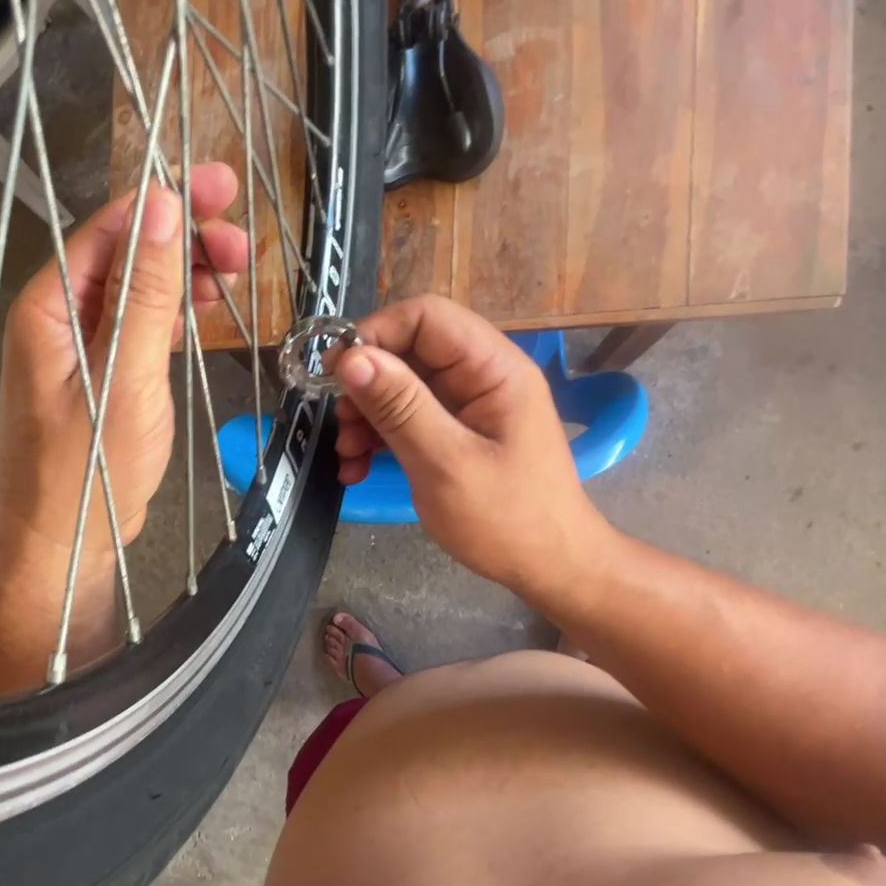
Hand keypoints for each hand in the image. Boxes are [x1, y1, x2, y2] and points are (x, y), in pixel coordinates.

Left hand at [0, 163, 248, 556]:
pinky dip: (172, 317)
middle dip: (182, 239)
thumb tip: (162, 203)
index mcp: (49, 306)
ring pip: (135, 293)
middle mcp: (58, 319)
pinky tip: (205, 310)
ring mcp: (79, 352)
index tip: (223, 186)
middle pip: (124, 257)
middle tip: (243, 240)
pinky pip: (137, 330)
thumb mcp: (126, 375)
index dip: (167, 200)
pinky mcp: (101, 381)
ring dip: (182, 277)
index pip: (109, 229)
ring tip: (236, 271)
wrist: (64, 549)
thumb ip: (145, 291)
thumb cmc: (88, 469)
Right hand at [331, 295, 615, 597]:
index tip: (336, 374)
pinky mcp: (455, 434)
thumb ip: (399, 407)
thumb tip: (350, 359)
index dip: (376, 335)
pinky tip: (357, 468)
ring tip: (347, 456)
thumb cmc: (507, 519)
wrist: (548, 568)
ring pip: (400, 387)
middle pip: (408, 352)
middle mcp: (481, 377)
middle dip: (365, 385)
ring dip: (365, 417)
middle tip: (340, 426)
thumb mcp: (446, 463)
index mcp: (494, 369)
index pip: (426, 318)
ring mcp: (468, 406)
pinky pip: (406, 419)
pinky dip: (377, 439)